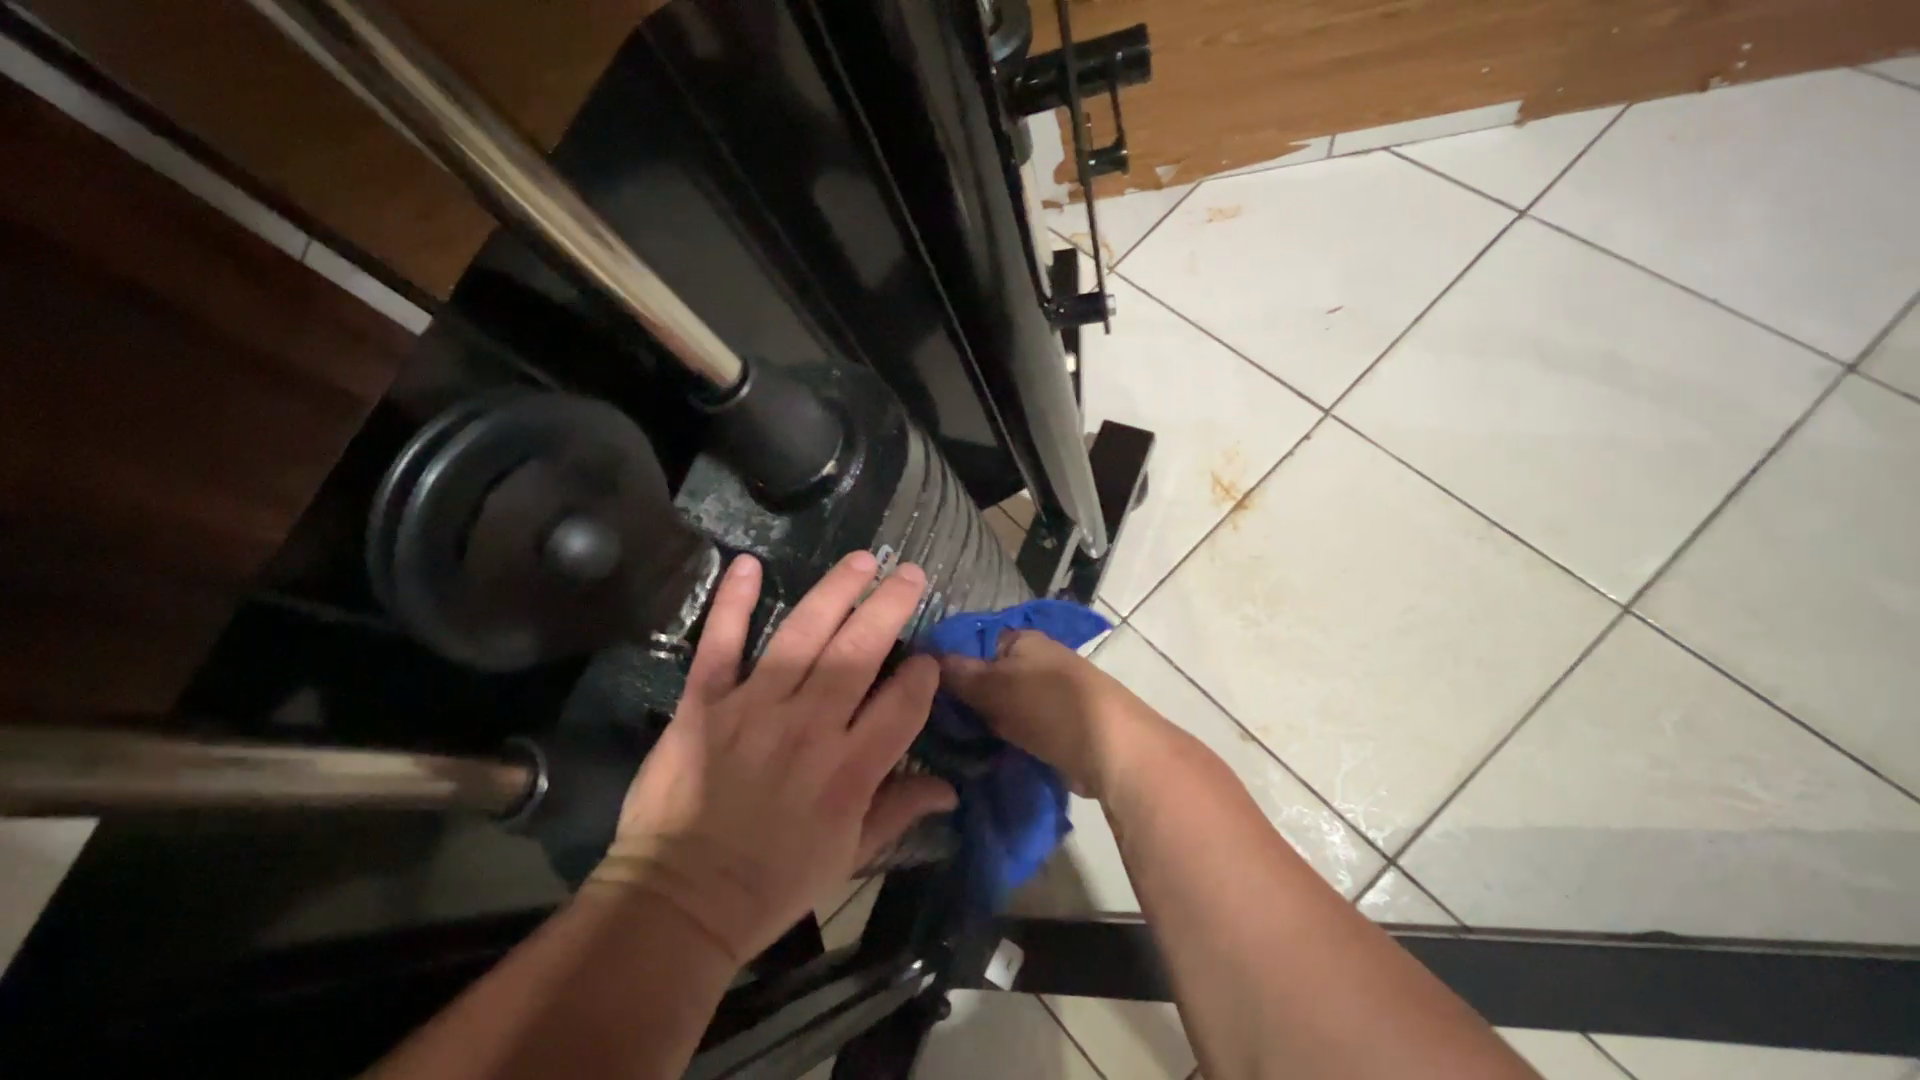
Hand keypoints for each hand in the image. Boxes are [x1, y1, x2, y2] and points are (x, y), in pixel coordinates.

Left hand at [593, 551, 956, 965]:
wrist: (682, 900)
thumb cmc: (773, 884)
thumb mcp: (849, 857)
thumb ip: (899, 812)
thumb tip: (949, 789)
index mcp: (851, 769)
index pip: (903, 704)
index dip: (924, 674)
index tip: (929, 658)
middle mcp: (810, 726)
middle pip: (860, 652)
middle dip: (891, 607)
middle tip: (912, 573)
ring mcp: (755, 708)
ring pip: (803, 635)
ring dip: (836, 592)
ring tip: (863, 560)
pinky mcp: (705, 703)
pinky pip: (720, 644)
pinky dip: (732, 603)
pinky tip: (747, 564)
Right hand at [938, 629, 1165, 799]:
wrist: (1111, 749)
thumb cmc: (1051, 706)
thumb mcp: (995, 685)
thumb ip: (958, 673)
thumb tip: (924, 658)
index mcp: (1021, 639)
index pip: (972, 642)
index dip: (945, 662)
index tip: (914, 687)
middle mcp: (1034, 661)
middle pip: (984, 676)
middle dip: (961, 697)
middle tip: (923, 720)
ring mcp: (1045, 695)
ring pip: (998, 706)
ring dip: (979, 722)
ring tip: (941, 740)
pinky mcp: (1053, 728)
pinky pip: (1014, 729)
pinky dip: (999, 739)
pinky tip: (973, 753)